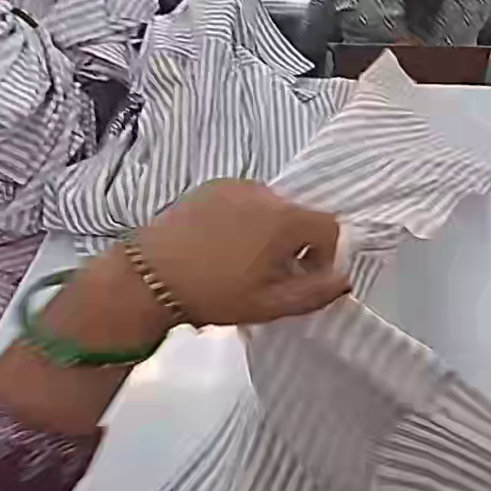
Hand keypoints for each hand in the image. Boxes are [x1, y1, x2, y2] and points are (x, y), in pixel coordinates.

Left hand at [135, 178, 352, 325]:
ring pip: (273, 209)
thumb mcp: (270, 304)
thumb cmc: (214, 293)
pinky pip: (245, 201)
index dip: (326, 256)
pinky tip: (223, 246)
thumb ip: (315, 292)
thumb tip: (343, 279)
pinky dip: (246, 220)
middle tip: (272, 276)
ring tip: (244, 262)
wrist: (146, 279)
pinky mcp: (210, 188)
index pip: (330, 227)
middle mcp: (264, 192)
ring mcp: (234, 186)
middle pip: (301, 216)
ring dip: (271, 233)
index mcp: (284, 218)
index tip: (304, 279)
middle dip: (297, 246)